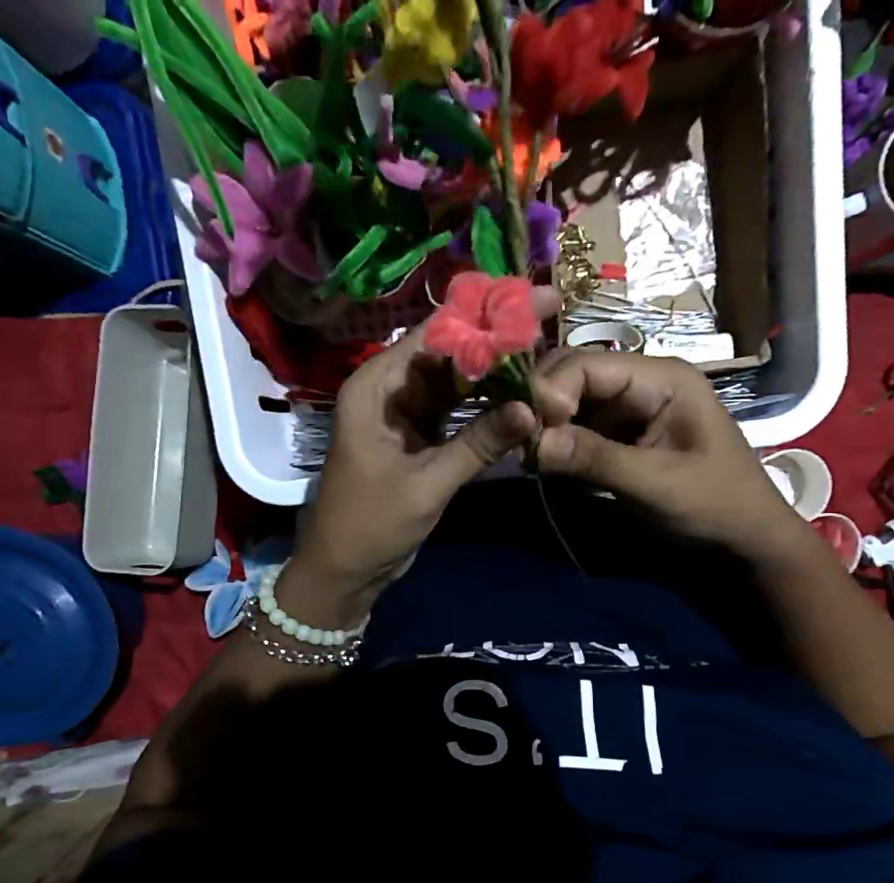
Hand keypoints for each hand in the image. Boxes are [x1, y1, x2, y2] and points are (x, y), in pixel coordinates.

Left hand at [289, 289, 559, 621]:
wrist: (346, 572)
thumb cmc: (372, 523)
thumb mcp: (428, 483)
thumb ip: (479, 444)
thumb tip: (533, 410)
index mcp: (376, 387)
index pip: (433, 335)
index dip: (482, 315)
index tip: (529, 300)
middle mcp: (390, 390)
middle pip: (448, 352)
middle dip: (494, 339)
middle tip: (547, 320)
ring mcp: (406, 414)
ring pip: (456, 381)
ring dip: (494, 372)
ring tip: (543, 353)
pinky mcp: (420, 438)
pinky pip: (456, 410)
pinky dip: (484, 405)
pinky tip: (520, 395)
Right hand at [532, 350, 805, 561]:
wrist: (746, 536)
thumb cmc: (715, 504)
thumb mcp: (656, 484)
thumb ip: (596, 459)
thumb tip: (533, 443)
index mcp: (663, 378)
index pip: (588, 365)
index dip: (551, 391)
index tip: (528, 431)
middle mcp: (643, 382)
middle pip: (575, 375)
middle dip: (543, 403)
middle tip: (519, 441)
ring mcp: (633, 407)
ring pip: (573, 400)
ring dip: (548, 423)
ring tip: (526, 452)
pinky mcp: (625, 433)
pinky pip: (582, 425)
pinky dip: (561, 441)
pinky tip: (545, 460)